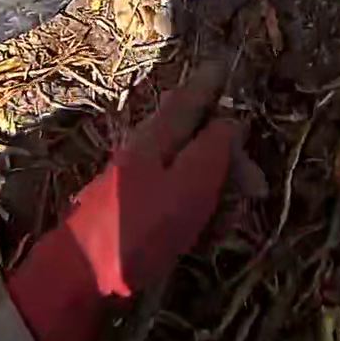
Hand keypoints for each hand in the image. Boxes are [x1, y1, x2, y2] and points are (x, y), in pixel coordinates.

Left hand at [6, 62, 242, 340]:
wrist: (80, 276)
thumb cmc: (140, 228)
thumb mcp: (189, 185)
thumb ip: (213, 148)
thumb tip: (232, 120)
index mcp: (159, 134)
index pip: (191, 96)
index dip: (211, 81)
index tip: (227, 64)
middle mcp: (147, 147)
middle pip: (196, 134)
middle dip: (229, 155)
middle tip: (258, 187)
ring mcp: (138, 176)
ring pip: (190, 166)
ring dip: (216, 185)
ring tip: (229, 217)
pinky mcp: (135, 203)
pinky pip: (177, 193)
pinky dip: (196, 206)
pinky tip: (204, 233)